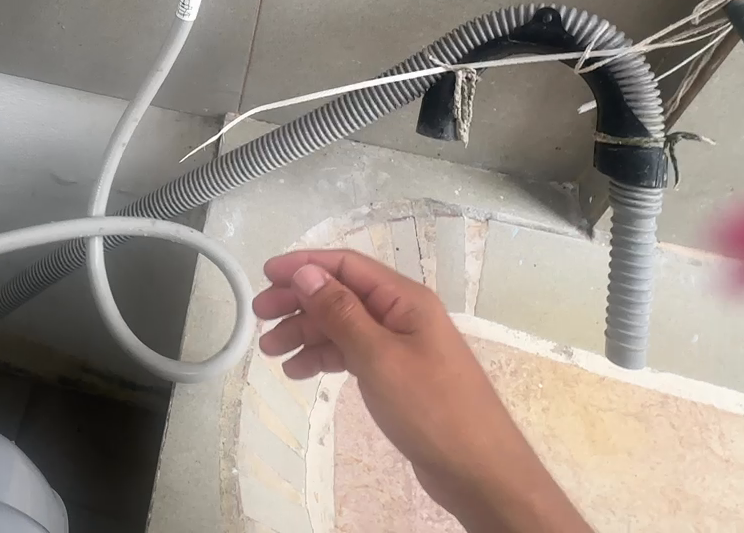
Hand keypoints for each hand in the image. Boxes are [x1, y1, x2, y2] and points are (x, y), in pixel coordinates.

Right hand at [254, 250, 589, 532]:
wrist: (483, 477)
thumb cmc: (433, 410)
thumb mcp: (379, 357)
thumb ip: (340, 311)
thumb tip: (306, 272)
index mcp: (403, 298)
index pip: (345, 265)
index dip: (303, 265)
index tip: (266, 275)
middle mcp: (400, 313)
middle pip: (339, 294)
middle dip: (298, 302)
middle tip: (260, 316)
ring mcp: (399, 344)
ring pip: (341, 324)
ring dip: (305, 333)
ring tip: (271, 351)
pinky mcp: (396, 374)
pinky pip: (351, 352)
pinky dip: (323, 357)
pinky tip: (299, 372)